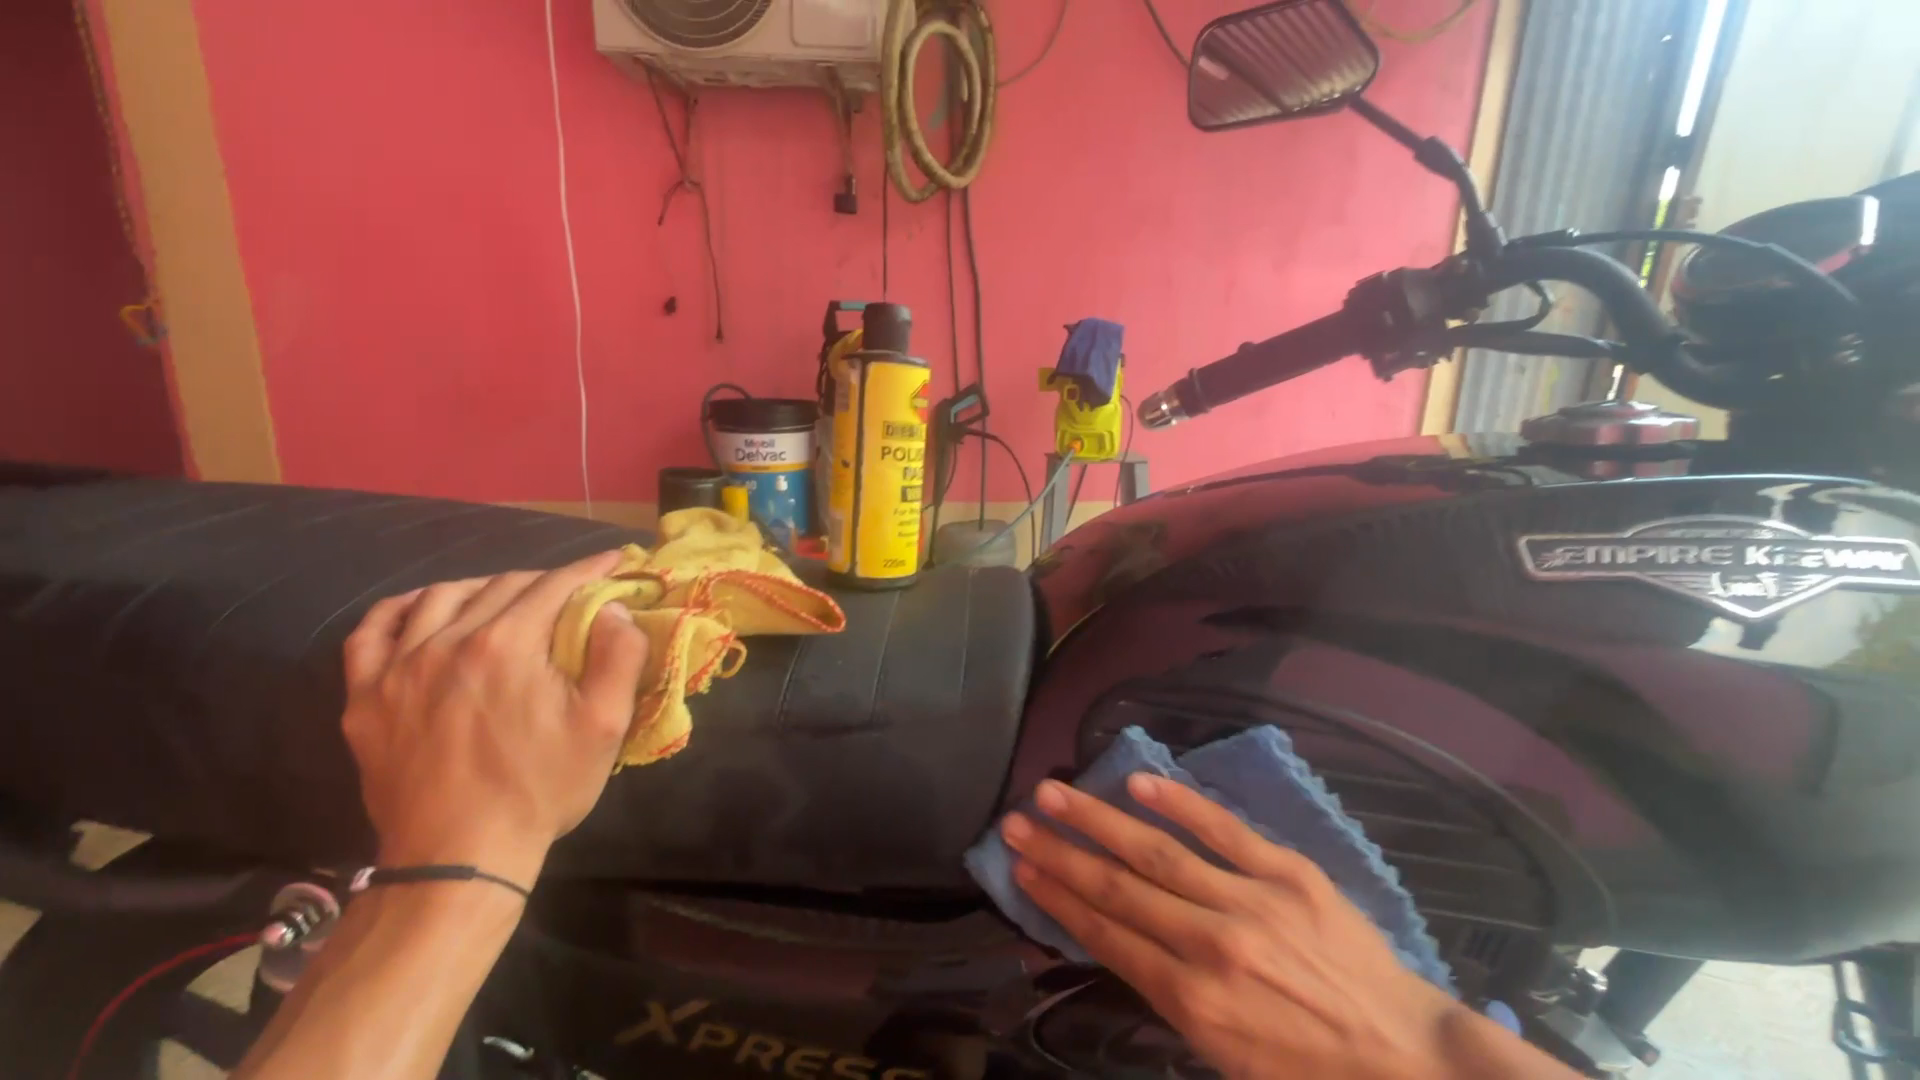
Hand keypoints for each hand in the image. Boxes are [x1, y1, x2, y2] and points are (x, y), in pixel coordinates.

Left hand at [341, 551, 646, 888]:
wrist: (458, 856)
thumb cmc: (540, 789)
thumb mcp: (605, 726)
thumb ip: (619, 657)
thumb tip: (615, 608)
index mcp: (507, 645)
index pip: (552, 585)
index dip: (587, 570)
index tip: (612, 562)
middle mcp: (447, 642)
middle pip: (500, 586)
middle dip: (543, 580)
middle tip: (569, 593)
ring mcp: (397, 669)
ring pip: (439, 597)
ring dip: (480, 587)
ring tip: (504, 599)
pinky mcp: (365, 698)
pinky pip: (372, 632)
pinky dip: (401, 609)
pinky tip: (421, 610)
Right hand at [1003, 775, 1521, 1079]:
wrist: (1406, 1060)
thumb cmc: (1307, 1070)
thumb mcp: (1224, 1057)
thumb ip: (1166, 997)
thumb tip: (1115, 939)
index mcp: (1192, 1003)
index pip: (1106, 935)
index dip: (1058, 899)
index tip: (1022, 868)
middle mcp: (1210, 947)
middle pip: (1118, 889)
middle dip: (1060, 853)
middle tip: (1015, 823)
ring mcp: (1250, 902)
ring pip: (1157, 853)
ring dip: (1099, 819)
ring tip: (1054, 792)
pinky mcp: (1289, 873)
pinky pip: (1224, 829)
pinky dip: (1179, 803)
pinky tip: (1139, 780)